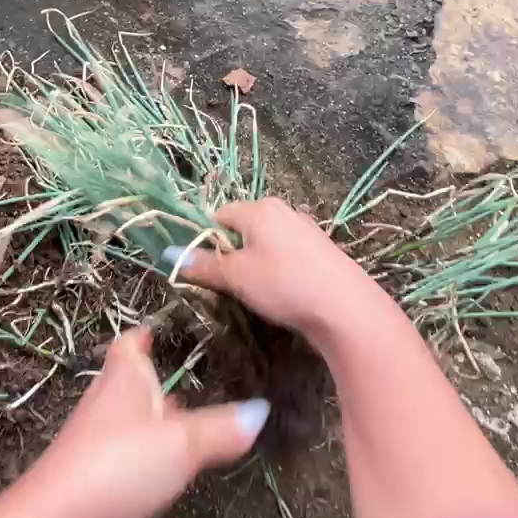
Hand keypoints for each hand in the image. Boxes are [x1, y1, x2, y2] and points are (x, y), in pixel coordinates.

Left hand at [12, 327, 267, 517]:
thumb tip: (261, 410)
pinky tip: (184, 460)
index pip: (131, 343)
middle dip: (165, 375)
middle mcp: (112, 404)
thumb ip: (222, 427)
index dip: (150, 332)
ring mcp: (109, 442)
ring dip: (167, 416)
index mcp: (122, 380)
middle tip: (206, 369)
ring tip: (205, 410)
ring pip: (142, 420)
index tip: (175, 324)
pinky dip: (163, 452)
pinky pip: (142, 455)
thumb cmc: (119, 463)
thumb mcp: (181, 440)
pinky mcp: (112, 477)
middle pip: (137, 380)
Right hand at [166, 198, 399, 347]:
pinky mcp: (321, 250)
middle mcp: (282, 210)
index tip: (207, 269)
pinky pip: (286, 254)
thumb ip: (202, 264)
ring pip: (264, 242)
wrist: (347, 309)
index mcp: (258, 208)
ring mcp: (305, 229)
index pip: (217, 216)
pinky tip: (283, 291)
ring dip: (255, 263)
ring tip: (257, 291)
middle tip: (229, 282)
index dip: (207, 241)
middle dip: (232, 253)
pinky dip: (278, 269)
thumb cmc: (284, 284)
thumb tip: (169, 254)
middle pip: (241, 228)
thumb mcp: (235, 276)